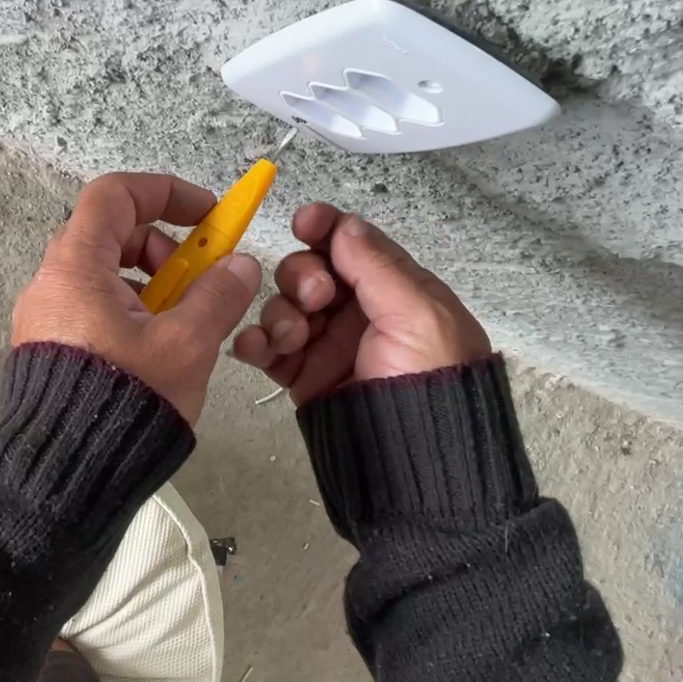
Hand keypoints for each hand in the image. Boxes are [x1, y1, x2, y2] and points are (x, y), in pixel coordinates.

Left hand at [12, 173, 261, 422]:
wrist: (65, 471)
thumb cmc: (125, 401)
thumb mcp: (185, 346)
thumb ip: (218, 297)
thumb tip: (239, 267)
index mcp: (76, 268)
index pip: (114, 195)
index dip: (164, 192)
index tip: (206, 214)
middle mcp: (50, 285)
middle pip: (110, 235)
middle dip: (163, 247)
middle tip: (197, 279)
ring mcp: (44, 319)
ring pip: (102, 277)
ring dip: (150, 285)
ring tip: (182, 323)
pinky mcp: (47, 349)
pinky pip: (90, 311)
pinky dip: (127, 313)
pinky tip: (155, 350)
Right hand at [232, 203, 491, 403]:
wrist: (411, 459)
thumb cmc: (429, 380)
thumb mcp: (419, 316)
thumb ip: (378, 268)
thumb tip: (346, 224)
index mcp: (393, 291)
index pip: (354, 247)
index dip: (327, 228)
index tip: (305, 222)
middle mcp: (356, 313)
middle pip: (309, 273)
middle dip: (302, 277)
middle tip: (313, 298)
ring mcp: (325, 345)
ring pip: (283, 308)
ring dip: (278, 314)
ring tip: (291, 338)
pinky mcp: (300, 376)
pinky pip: (267, 349)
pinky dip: (253, 343)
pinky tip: (252, 347)